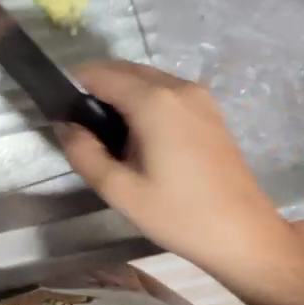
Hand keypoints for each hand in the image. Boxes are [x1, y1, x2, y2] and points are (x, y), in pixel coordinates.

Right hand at [59, 61, 303, 278]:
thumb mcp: (120, 191)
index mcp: (154, 102)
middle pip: (124, 70)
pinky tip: (139, 138)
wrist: (244, 234)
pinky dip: (144, 101)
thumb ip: (84, 154)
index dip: (73, 86)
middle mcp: (178, 88)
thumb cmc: (179, 215)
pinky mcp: (209, 111)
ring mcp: (199, 97)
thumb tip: (66, 127)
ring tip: (108, 136)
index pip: (100, 74)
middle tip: (81, 129)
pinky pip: (165, 91)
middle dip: (97, 88)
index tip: (59, 112)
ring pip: (146, 79)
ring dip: (121, 94)